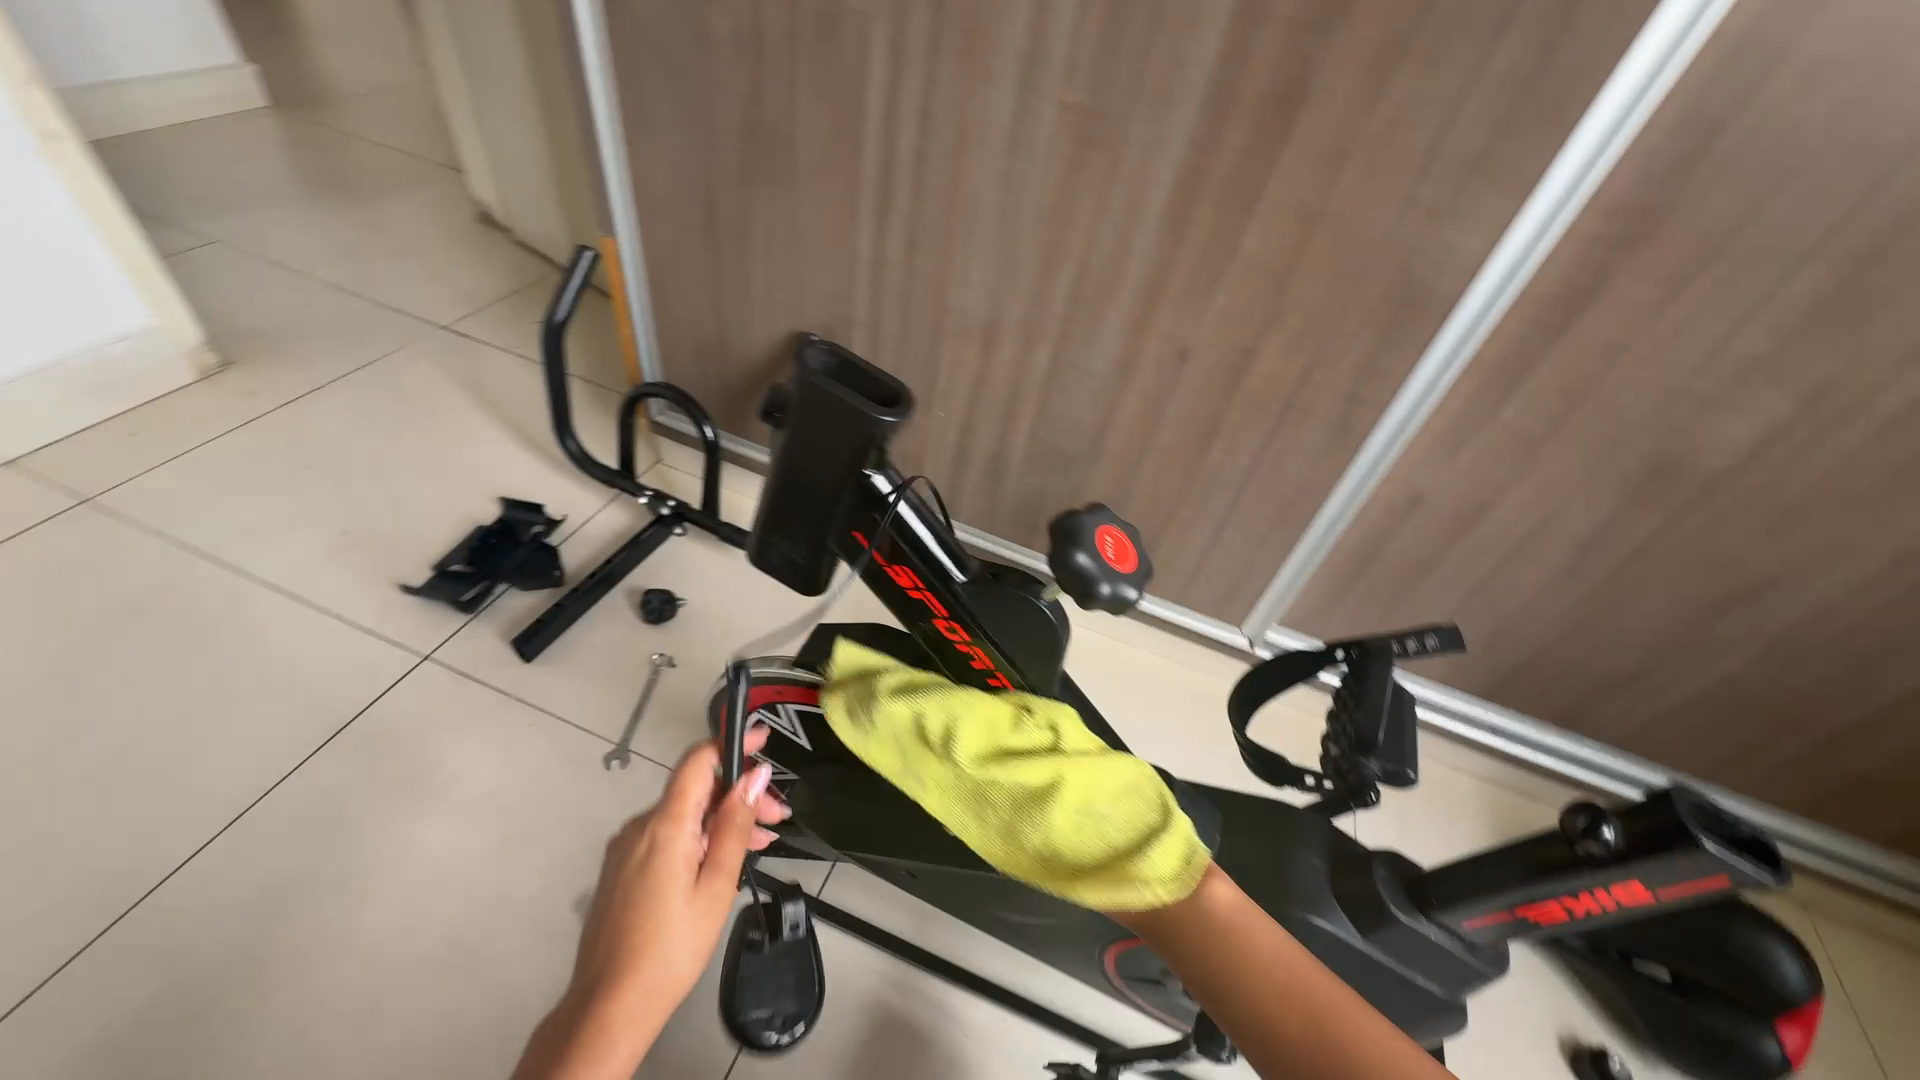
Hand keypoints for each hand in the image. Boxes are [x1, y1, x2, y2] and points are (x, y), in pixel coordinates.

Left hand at [568, 727, 788, 1021]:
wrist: (610, 1004)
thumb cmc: (673, 946)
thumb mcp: (717, 885)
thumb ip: (735, 825)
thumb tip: (755, 776)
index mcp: (664, 825)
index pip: (698, 761)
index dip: (732, 743)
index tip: (763, 739)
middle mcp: (640, 826)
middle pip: (696, 791)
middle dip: (739, 796)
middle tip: (777, 819)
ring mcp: (627, 848)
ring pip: (684, 816)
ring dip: (723, 821)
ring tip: (760, 846)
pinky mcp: (623, 869)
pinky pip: (668, 837)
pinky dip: (700, 839)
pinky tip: (723, 862)